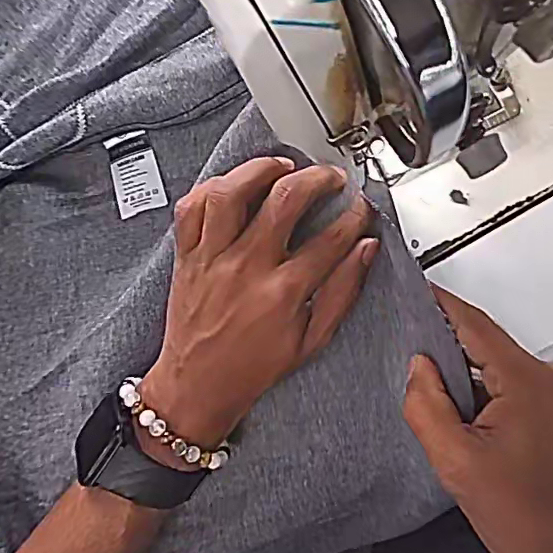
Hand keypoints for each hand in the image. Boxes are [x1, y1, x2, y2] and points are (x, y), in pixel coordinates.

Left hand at [139, 157, 377, 459]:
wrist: (197, 386)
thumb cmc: (252, 367)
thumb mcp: (311, 341)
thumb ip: (342, 292)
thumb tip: (365, 251)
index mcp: (281, 293)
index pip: (330, 239)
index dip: (354, 216)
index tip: (361, 208)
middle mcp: (246, 269)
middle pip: (284, 201)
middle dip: (317, 179)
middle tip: (330, 178)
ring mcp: (212, 259)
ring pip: (231, 194)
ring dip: (260, 169)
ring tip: (282, 166)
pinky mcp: (187, 257)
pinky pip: (191, 209)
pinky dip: (211, 188)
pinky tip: (233, 186)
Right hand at [403, 288, 552, 552]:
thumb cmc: (527, 519)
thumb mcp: (456, 462)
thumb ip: (427, 404)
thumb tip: (417, 366)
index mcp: (526, 382)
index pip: (473, 323)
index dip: (439, 303)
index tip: (413, 289)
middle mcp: (546, 380)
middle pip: (484, 340)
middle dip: (444, 338)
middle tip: (405, 339)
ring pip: (494, 363)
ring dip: (461, 368)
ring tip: (426, 382)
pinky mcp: (552, 414)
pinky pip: (506, 383)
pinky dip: (479, 387)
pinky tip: (457, 408)